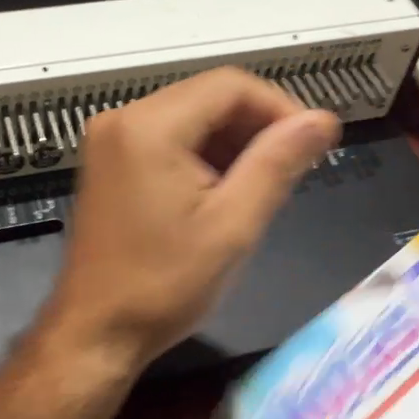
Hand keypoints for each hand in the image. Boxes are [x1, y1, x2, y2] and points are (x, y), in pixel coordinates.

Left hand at [41, 68, 340, 374]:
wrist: (96, 333)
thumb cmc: (163, 286)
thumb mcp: (232, 225)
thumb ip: (277, 163)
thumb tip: (322, 120)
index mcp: (149, 127)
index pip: (231, 85)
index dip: (280, 108)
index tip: (312, 145)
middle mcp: (123, 119)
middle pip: (209, 96)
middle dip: (257, 127)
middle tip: (292, 170)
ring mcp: (111, 140)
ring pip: (191, 116)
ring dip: (232, 143)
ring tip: (261, 187)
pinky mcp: (110, 162)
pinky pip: (168, 138)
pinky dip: (203, 155)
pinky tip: (224, 192)